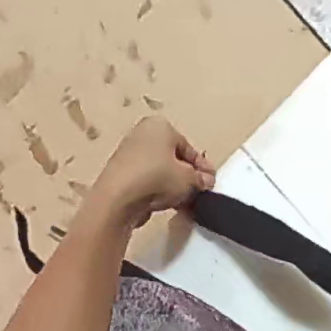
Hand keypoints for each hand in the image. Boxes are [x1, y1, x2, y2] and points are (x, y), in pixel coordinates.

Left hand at [90, 116, 215, 226]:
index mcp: (159, 126)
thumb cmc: (157, 178)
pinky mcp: (122, 174)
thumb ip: (202, 179)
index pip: (189, 147)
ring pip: (162, 170)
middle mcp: (142, 134)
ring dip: (176, 186)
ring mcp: (130, 154)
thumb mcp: (190, 179)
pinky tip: (170, 204)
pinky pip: (149, 180)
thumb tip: (206, 181)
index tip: (211, 182)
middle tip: (201, 192)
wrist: (119, 198)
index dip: (202, 166)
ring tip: (187, 202)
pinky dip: (161, 190)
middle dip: (188, 176)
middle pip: (174, 158)